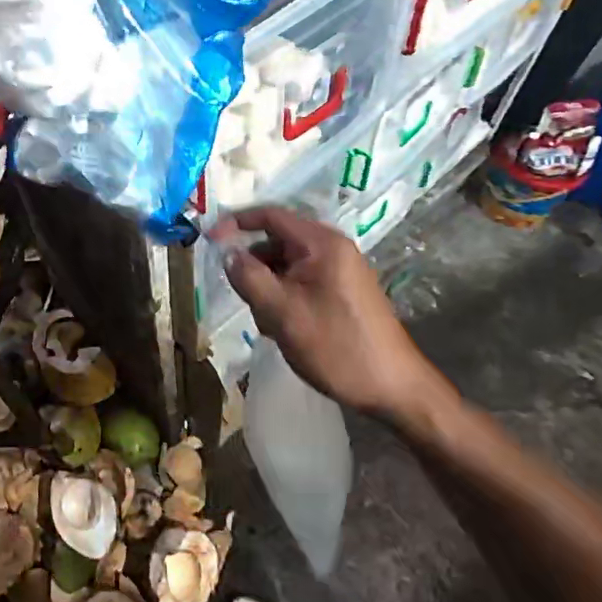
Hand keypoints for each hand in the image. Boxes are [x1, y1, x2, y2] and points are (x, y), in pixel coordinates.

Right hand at [218, 207, 450, 419]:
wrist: (392, 385)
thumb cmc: (336, 346)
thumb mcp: (283, 313)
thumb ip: (250, 278)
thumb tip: (227, 253)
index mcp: (322, 243)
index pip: (271, 216)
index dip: (237, 223)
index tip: (209, 241)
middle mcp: (333, 249)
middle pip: (278, 242)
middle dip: (255, 268)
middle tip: (247, 302)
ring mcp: (341, 271)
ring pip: (288, 267)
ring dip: (270, 289)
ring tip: (270, 326)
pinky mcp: (343, 292)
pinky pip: (304, 283)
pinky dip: (287, 300)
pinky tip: (285, 330)